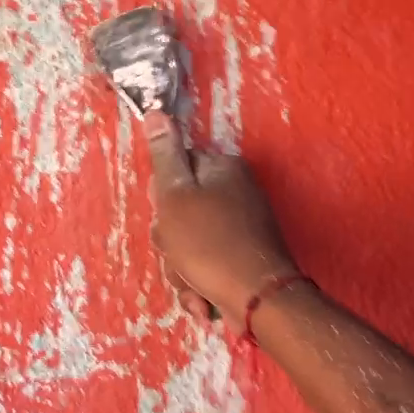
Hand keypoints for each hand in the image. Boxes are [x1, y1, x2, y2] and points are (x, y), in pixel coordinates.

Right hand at [144, 112, 297, 329]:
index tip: (165, 214)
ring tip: (192, 282)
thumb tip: (156, 111)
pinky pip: (206, 264)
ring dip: (181, 268)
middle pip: (180, 209)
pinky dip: (198, 282)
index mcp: (222, 169)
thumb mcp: (175, 194)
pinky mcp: (242, 258)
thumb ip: (164, 155)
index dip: (162, 197)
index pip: (174, 170)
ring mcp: (241, 226)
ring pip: (188, 242)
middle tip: (176, 250)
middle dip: (170, 239)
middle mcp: (236, 192)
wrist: (257, 300)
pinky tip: (203, 299)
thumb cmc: (208, 243)